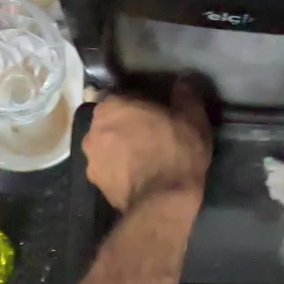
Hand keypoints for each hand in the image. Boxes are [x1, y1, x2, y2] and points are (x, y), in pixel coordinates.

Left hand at [84, 79, 212, 211]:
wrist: (162, 203)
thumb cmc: (176, 153)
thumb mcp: (192, 119)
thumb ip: (186, 94)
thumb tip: (184, 81)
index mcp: (112, 105)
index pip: (125, 97)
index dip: (142, 106)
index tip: (157, 116)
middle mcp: (93, 129)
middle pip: (111, 123)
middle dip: (127, 128)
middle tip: (150, 138)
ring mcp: (91, 159)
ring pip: (107, 148)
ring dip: (120, 151)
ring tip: (144, 162)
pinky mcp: (96, 184)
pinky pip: (109, 171)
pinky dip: (120, 172)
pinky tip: (138, 179)